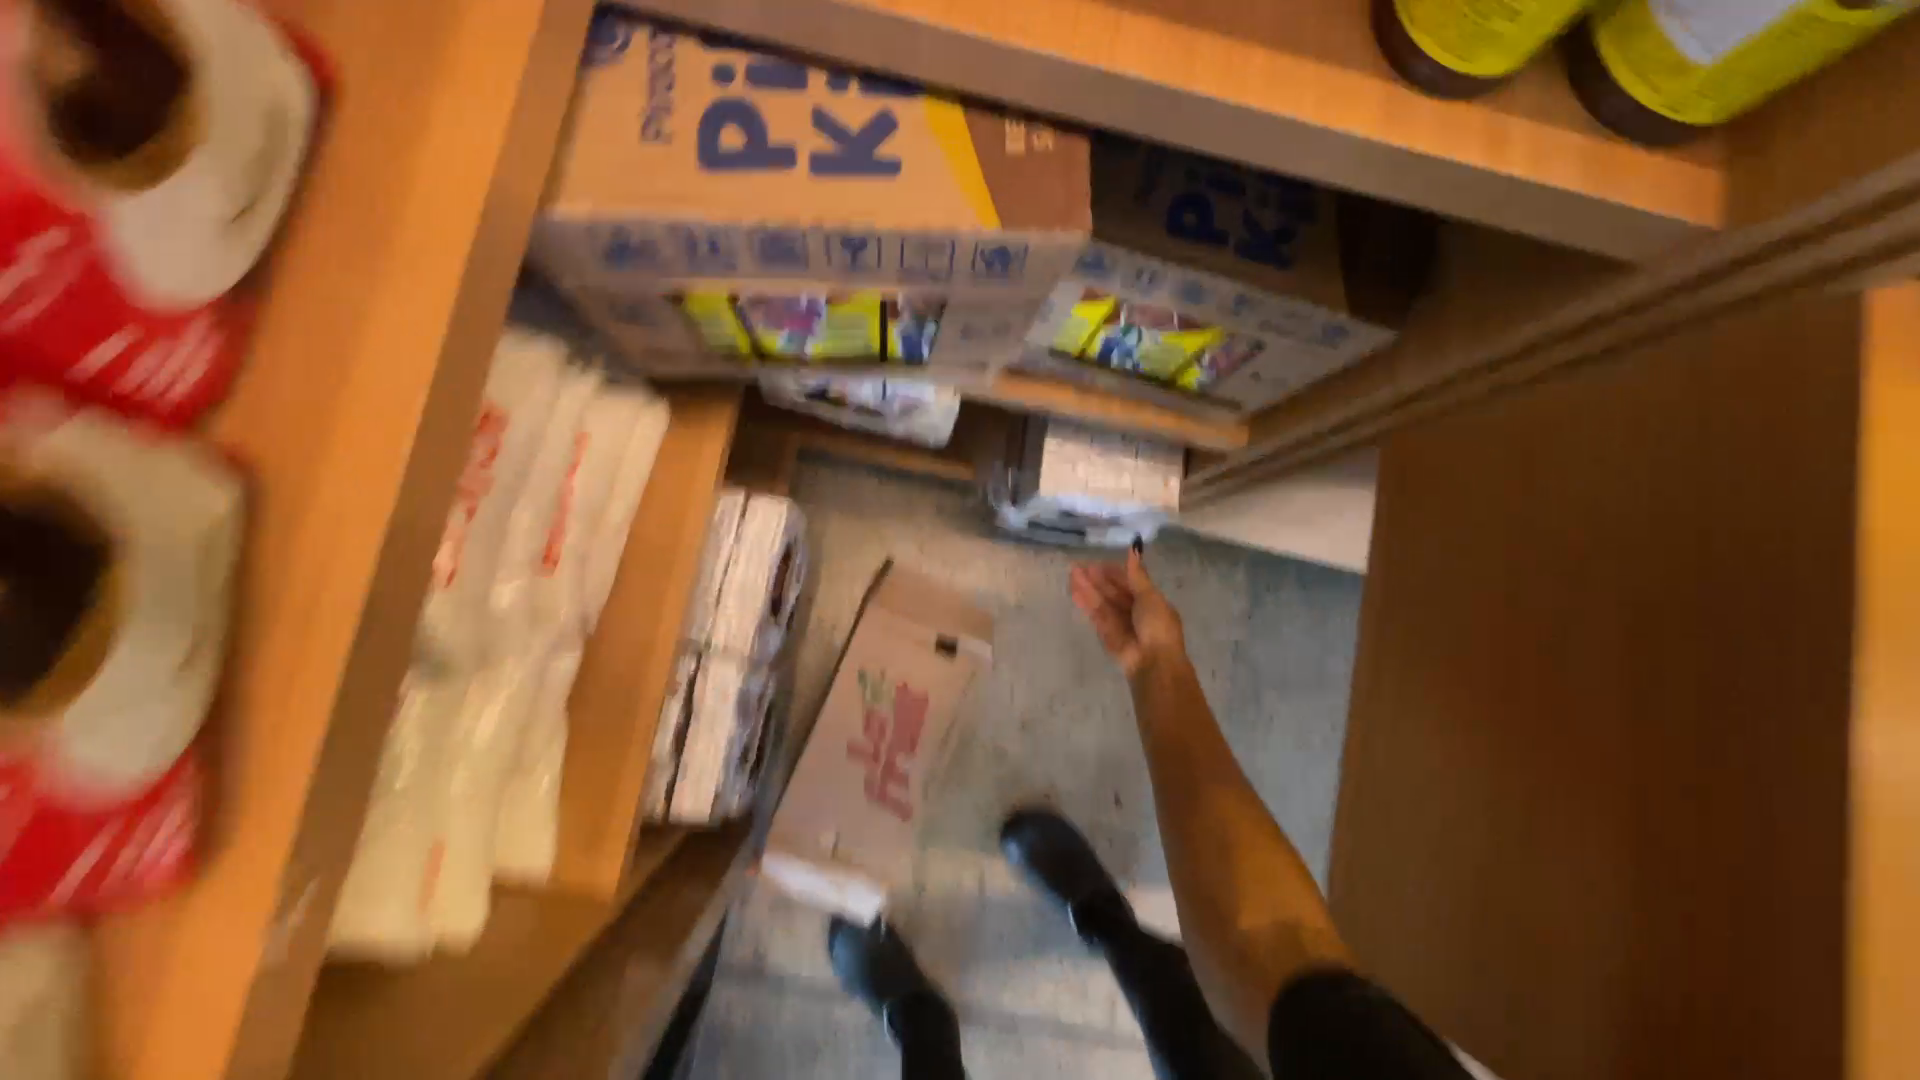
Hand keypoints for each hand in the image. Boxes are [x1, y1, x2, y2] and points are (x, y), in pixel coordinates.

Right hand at [1070, 550, 1185, 678]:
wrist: (1152, 661)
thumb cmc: (1157, 626)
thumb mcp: (1150, 596)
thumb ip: (1137, 574)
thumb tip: (1134, 549)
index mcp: (1150, 601)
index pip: (1129, 582)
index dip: (1114, 573)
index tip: (1098, 563)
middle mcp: (1134, 611)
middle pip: (1112, 592)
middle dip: (1097, 579)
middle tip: (1078, 566)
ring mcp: (1119, 622)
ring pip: (1101, 602)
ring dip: (1088, 588)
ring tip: (1072, 574)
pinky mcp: (1106, 633)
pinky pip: (1095, 615)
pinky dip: (1085, 603)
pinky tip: (1074, 591)